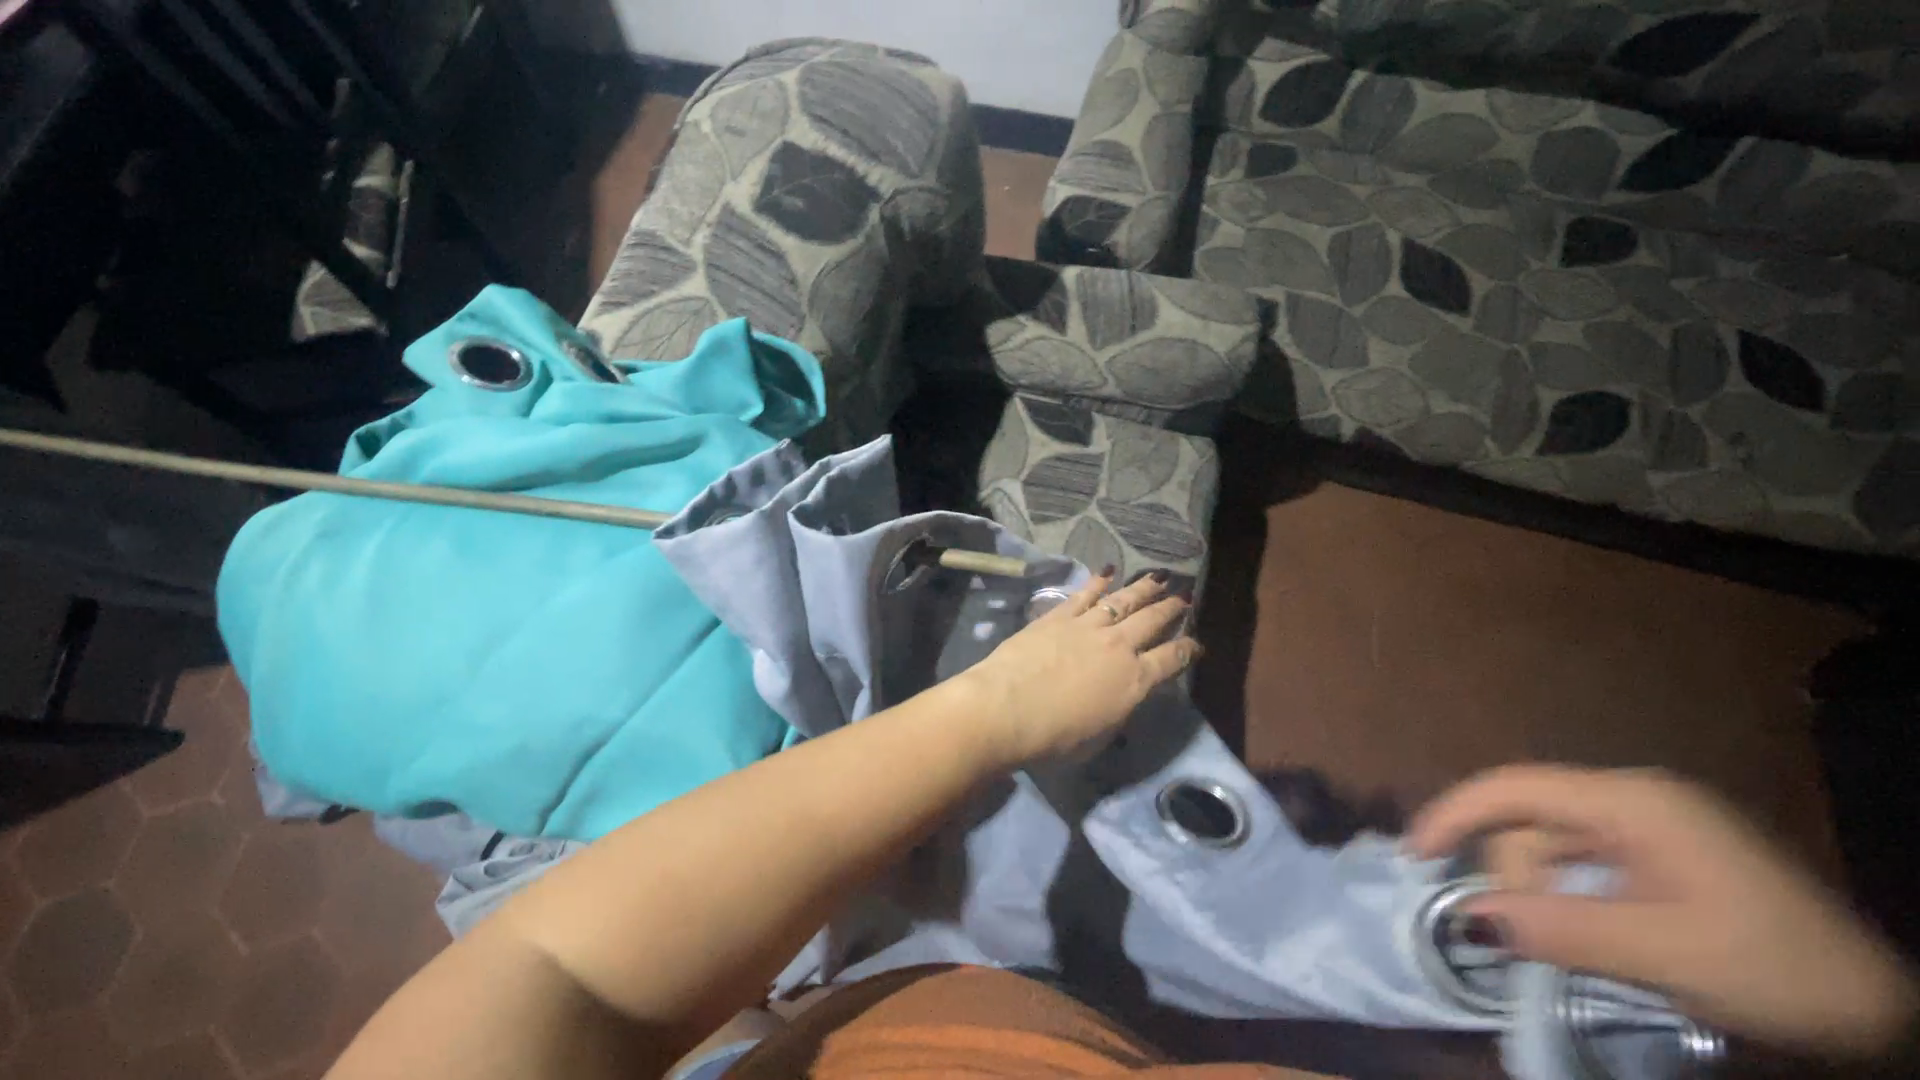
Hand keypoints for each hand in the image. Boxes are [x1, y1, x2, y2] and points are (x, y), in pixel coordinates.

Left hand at [953, 569, 1198, 767]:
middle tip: (1184, 596)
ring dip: (1143, 588)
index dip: (1188, 650)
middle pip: (1152, 621)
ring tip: (1158, 577)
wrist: (1008, 708)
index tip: (1197, 643)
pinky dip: (1098, 581)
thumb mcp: (1098, 737)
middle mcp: (1118, 647)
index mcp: (1134, 681)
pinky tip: (1108, 571)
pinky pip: (1084, 594)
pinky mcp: (1058, 616)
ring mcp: (1088, 627)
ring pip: (1123, 600)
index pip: (1171, 660)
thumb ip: (1115, 712)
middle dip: (1171, 608)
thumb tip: (1119, 699)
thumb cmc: (1054, 737)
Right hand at [1408, 765, 1918, 1060]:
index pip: (1515, 788)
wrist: (1886, 1012)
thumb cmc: (1777, 968)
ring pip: (1550, 849)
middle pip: (1529, 823)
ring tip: (1580, 951)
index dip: (1454, 813)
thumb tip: (1467, 917)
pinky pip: (1580, 867)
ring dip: (1544, 898)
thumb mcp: (1666, 954)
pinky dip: (1568, 901)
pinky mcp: (1657, 857)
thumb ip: (1560, 929)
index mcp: (1633, 802)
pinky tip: (1594, 938)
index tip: (1413, 856)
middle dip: (1517, 880)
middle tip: (1532, 944)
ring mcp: (1646, 827)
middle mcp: (1632, 800)